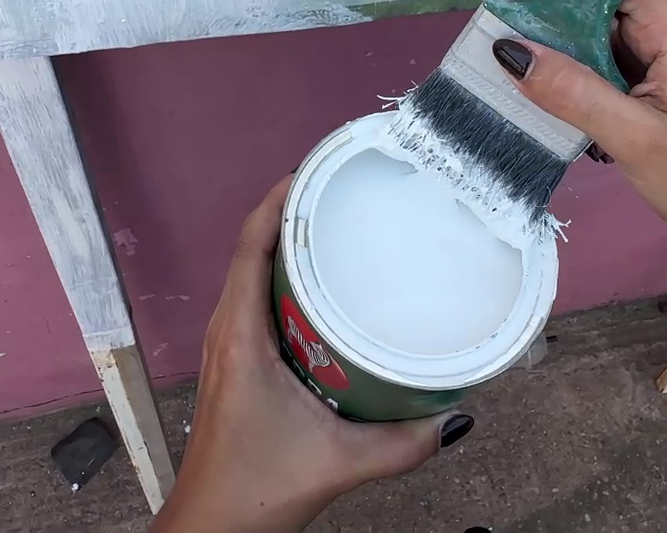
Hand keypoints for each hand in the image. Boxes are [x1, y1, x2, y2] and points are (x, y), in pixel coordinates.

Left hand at [152, 177, 461, 532]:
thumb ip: (402, 443)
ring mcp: (226, 339)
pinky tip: (320, 283)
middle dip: (291, 211)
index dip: (278, 198)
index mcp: (241, 331)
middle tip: (342, 193)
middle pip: (252, 245)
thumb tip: (457, 416)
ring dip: (285, 241)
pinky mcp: (233, 355)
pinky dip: (281, 271)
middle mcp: (227, 325)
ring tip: (336, 224)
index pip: (251, 242)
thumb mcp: (338, 462)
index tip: (317, 170)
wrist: (209, 530)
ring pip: (250, 268)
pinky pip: (253, 292)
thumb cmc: (258, 486)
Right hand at [496, 0, 666, 262]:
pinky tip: (546, 81)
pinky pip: (602, 40)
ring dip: (552, 30)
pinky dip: (568, 53)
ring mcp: (664, 38)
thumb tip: (507, 49)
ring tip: (515, 63)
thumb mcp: (634, 140)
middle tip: (501, 36)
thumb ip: (571, 92)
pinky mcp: (655, 61)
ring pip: (595, 11)